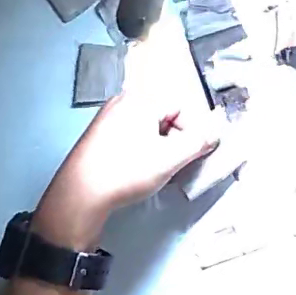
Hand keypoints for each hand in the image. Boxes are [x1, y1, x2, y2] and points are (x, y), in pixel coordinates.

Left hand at [37, 39, 220, 248]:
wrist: (80, 194)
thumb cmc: (123, 173)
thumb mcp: (171, 159)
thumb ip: (199, 142)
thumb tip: (214, 133)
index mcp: (141, 100)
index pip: (182, 108)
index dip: (190, 132)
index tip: (188, 154)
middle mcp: (122, 102)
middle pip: (165, 116)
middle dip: (173, 140)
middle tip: (170, 164)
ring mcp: (108, 117)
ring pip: (148, 128)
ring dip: (158, 147)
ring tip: (152, 169)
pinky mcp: (99, 135)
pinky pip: (131, 135)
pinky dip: (140, 150)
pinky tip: (136, 170)